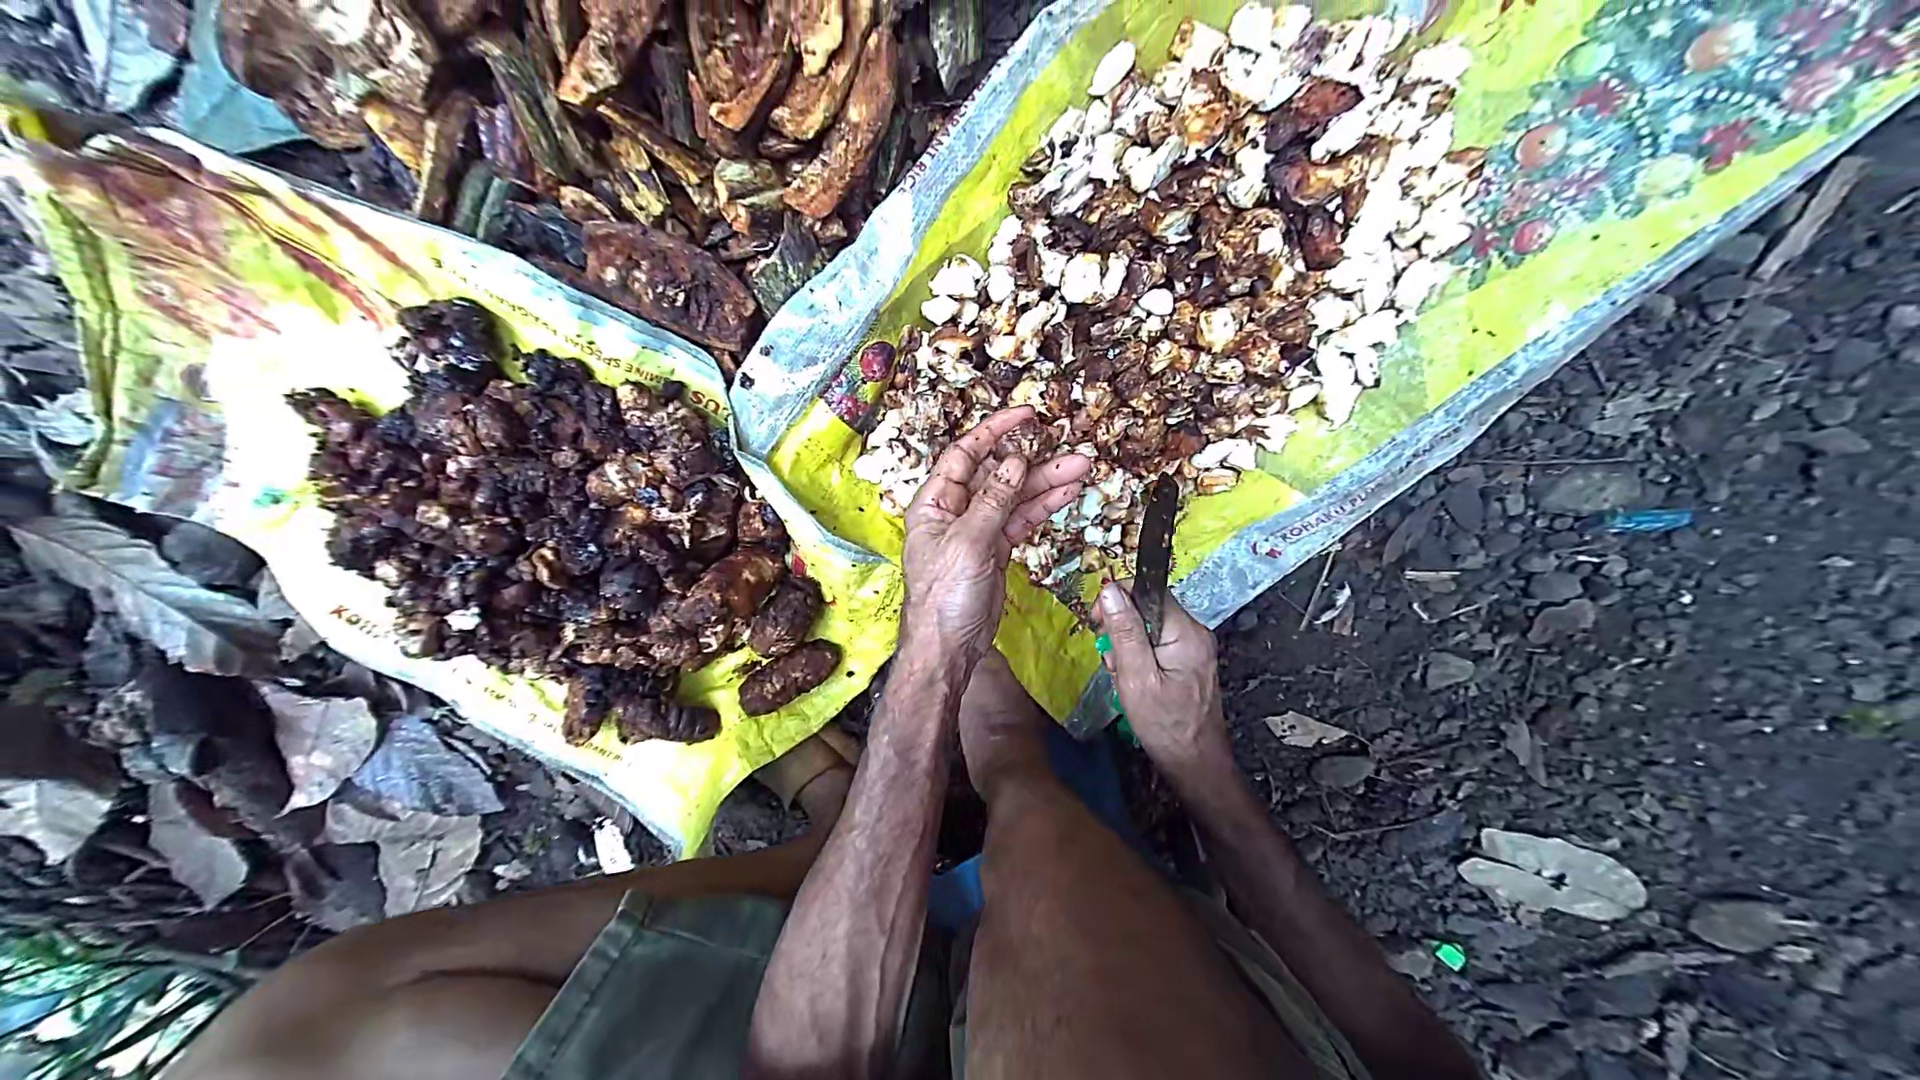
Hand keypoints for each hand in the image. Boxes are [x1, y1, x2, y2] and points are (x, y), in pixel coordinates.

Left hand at [902, 407, 1089, 661]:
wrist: (949, 646)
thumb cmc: (942, 598)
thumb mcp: (967, 543)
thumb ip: (993, 501)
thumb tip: (1013, 463)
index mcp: (935, 503)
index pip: (965, 454)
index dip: (994, 431)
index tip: (1024, 415)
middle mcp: (956, 511)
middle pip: (997, 473)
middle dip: (1033, 460)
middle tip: (1066, 446)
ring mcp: (978, 529)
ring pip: (1016, 496)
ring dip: (1047, 483)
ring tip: (1080, 468)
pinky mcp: (996, 548)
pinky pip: (1022, 520)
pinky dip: (1044, 507)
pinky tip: (1067, 493)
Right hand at [1093, 580, 1234, 782]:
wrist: (1194, 762)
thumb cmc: (1163, 724)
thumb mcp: (1136, 677)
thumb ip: (1124, 632)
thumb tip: (1110, 591)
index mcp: (1185, 632)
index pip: (1148, 590)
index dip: (1118, 598)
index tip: (1097, 621)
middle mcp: (1195, 633)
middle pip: (1148, 607)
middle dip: (1121, 627)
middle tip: (1110, 658)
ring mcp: (1194, 647)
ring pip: (1150, 626)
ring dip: (1128, 644)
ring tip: (1121, 674)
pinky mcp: (1190, 660)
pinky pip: (1158, 643)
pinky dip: (1140, 655)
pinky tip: (1134, 678)